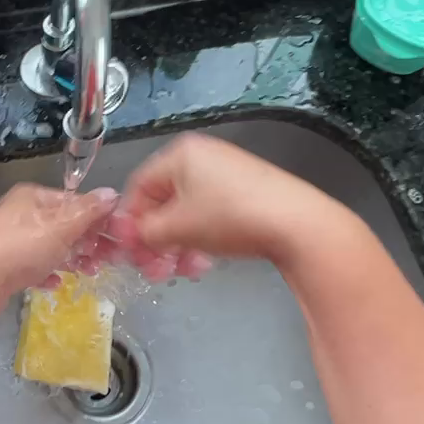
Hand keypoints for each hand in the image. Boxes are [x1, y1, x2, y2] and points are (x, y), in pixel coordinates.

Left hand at [0, 183, 119, 299]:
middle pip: (64, 225)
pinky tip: (55, 283)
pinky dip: (47, 273)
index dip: (97, 219)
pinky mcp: (5, 265)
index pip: (74, 202)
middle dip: (87, 242)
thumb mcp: (61, 226)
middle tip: (107, 260)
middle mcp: (21, 214)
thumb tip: (112, 193)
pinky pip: (34, 265)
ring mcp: (11, 239)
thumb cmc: (21, 247)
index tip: (115, 238)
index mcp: (33, 197)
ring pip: (50, 247)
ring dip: (71, 259)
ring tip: (88, 273)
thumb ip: (88, 211)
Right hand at [113, 133, 360, 268]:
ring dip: (178, 244)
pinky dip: (200, 237)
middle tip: (156, 269)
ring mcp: (226, 173)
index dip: (131, 223)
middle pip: (162, 202)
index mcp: (179, 153)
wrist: (298, 225)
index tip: (130, 253)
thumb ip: (142, 232)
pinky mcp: (246, 191)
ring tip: (184, 270)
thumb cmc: (230, 217)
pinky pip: (209, 213)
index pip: (138, 188)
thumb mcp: (176, 228)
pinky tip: (205, 261)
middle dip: (156, 239)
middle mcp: (202, 156)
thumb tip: (126, 236)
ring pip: (186, 212)